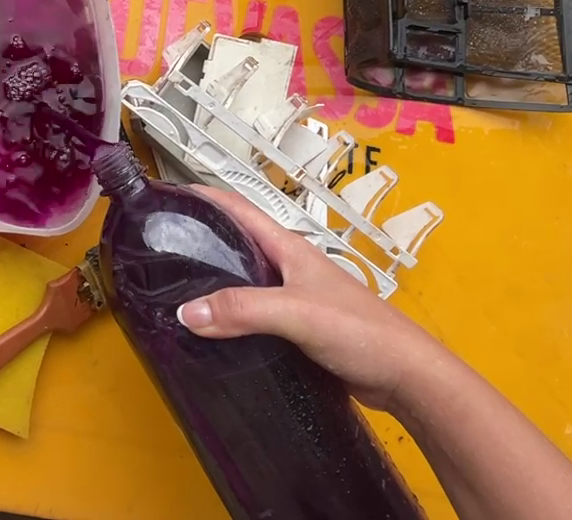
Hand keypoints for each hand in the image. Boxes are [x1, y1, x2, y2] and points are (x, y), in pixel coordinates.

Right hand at [175, 186, 448, 412]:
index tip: (170, 195)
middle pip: (237, 242)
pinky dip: (231, 316)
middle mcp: (288, 266)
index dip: (205, 197)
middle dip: (202, 238)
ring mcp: (293, 297)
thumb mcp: (296, 313)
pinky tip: (215, 331)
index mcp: (288, 247)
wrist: (407, 377)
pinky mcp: (297, 328)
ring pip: (244, 281)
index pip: (238, 208)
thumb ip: (242, 310)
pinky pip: (253, 314)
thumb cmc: (362, 330)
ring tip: (178, 289)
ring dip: (215, 282)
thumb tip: (187, 312)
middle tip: (164, 246)